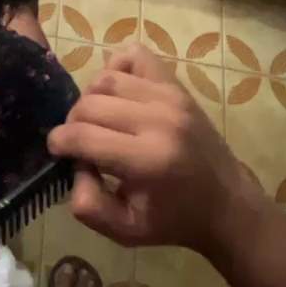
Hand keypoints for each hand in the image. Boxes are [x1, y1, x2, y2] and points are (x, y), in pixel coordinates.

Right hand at [48, 46, 267, 256]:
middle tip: (80, 142)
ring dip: (91, 99)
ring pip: (106, 79)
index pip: (82, 136)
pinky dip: (117, 69)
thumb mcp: (124, 231)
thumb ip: (87, 205)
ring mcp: (171, 98)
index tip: (58, 151)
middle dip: (72, 123)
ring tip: (98, 121)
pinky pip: (134, 56)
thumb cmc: (172, 220)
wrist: (227, 205)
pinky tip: (119, 96)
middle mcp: (159, 121)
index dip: (59, 143)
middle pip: (89, 105)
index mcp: (148, 160)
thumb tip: (74, 165)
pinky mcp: (177, 86)